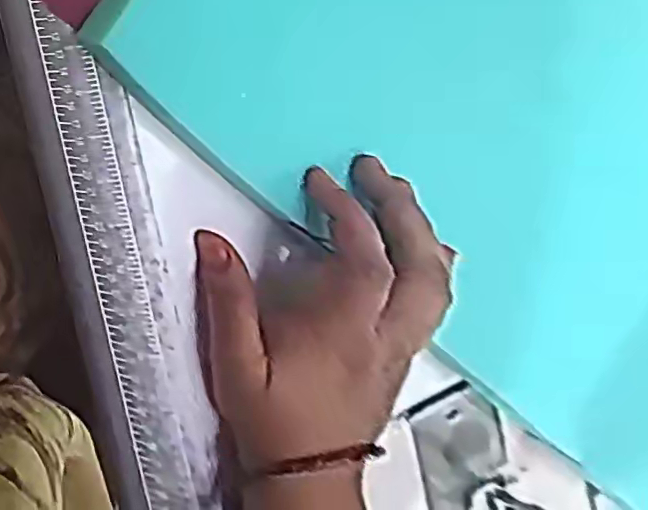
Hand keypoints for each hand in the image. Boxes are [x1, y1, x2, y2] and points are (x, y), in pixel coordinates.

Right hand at [197, 156, 454, 488]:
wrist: (308, 475)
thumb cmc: (267, 415)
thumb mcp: (233, 358)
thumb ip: (226, 298)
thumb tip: (213, 240)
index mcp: (341, 334)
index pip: (363, 264)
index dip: (348, 215)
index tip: (320, 180)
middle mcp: (382, 338)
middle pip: (420, 272)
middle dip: (401, 214)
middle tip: (375, 172)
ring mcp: (396, 349)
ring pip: (435, 289)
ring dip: (420, 235)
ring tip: (398, 196)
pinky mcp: (395, 356)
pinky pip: (429, 304)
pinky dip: (429, 266)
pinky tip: (424, 252)